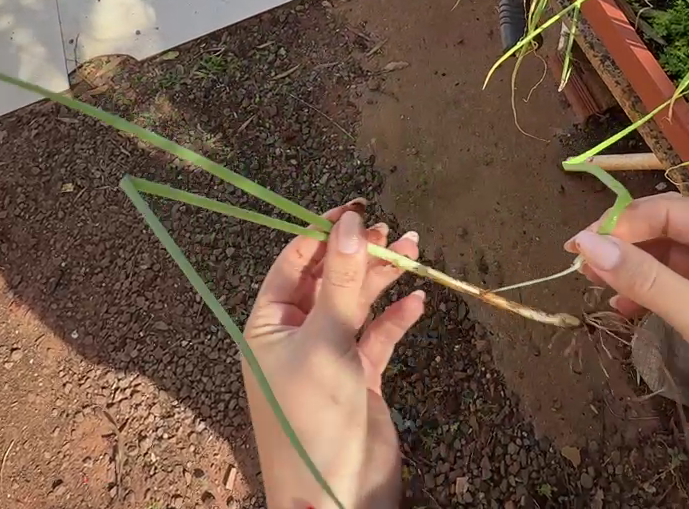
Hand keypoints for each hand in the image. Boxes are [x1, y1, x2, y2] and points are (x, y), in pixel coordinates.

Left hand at [243, 203, 427, 508]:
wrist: (338, 504)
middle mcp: (297, 335)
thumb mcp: (325, 341)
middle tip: (388, 231)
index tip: (354, 209)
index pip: (294, 263)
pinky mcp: (360, 377)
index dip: (322, 233)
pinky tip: (418, 301)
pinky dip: (396, 317)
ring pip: (357, 303)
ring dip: (383, 277)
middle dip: (358, 253)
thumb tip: (348, 223)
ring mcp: (330, 355)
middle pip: (330, 279)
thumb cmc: (315, 418)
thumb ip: (341, 281)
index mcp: (270, 324)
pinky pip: (378, 335)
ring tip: (413, 248)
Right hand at [569, 195, 688, 508]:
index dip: (624, 222)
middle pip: (667, 233)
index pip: (670, 211)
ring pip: (668, 264)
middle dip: (624, 244)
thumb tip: (586, 243)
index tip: (581, 245)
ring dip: (632, 270)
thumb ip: (646, 279)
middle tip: (579, 264)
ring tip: (593, 285)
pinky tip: (624, 311)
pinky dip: (647, 296)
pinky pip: (676, 295)